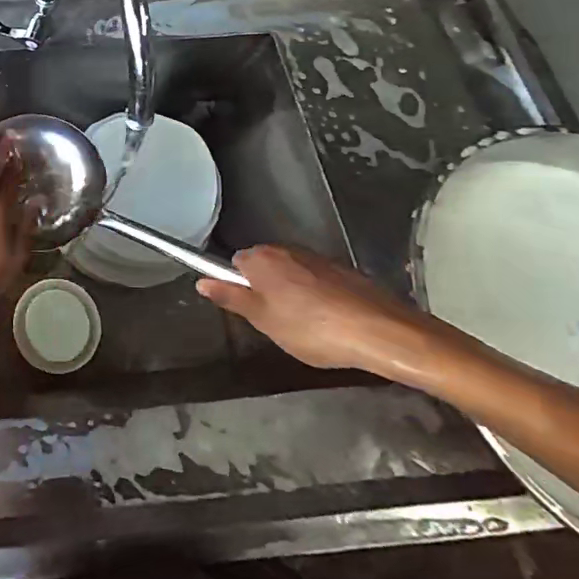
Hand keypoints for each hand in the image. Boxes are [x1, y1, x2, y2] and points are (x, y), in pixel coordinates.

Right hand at [197, 246, 439, 375]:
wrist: (376, 330)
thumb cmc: (311, 329)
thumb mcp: (264, 321)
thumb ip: (232, 298)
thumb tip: (203, 280)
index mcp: (263, 258)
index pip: (234, 263)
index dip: (239, 288)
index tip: (249, 311)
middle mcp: (288, 248)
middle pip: (264, 265)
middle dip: (265, 290)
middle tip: (273, 324)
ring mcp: (317, 256)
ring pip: (291, 273)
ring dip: (290, 294)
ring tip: (303, 328)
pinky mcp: (340, 268)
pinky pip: (315, 279)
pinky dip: (315, 296)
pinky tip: (326, 322)